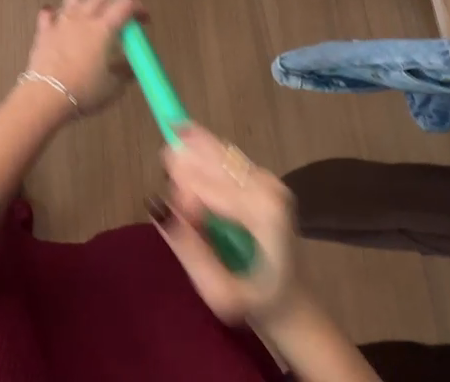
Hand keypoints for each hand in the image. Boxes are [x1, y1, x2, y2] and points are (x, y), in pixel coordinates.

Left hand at [23, 0, 137, 114]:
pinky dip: (51, 11)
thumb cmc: (84, 91)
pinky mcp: (44, 31)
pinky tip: (52, 11)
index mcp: (104, 29)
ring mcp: (62, 22)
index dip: (138, 7)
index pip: (126, 6)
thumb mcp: (113, 86)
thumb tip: (129, 68)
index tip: (144, 17)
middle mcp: (83, 19)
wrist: (47, 95)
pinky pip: (47, 14)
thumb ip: (123, 73)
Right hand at [152, 125, 302, 325]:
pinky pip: (215, 154)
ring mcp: (265, 175)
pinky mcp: (259, 174)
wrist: (291, 300)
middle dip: (183, 178)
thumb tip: (158, 205)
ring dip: (189, 173)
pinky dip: (199, 171)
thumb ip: (188, 249)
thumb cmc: (254, 299)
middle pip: (203, 151)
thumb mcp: (219, 292)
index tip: (186, 222)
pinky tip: (204, 201)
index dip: (181, 197)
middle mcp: (266, 183)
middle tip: (190, 216)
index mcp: (262, 210)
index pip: (202, 178)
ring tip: (198, 212)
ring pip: (206, 148)